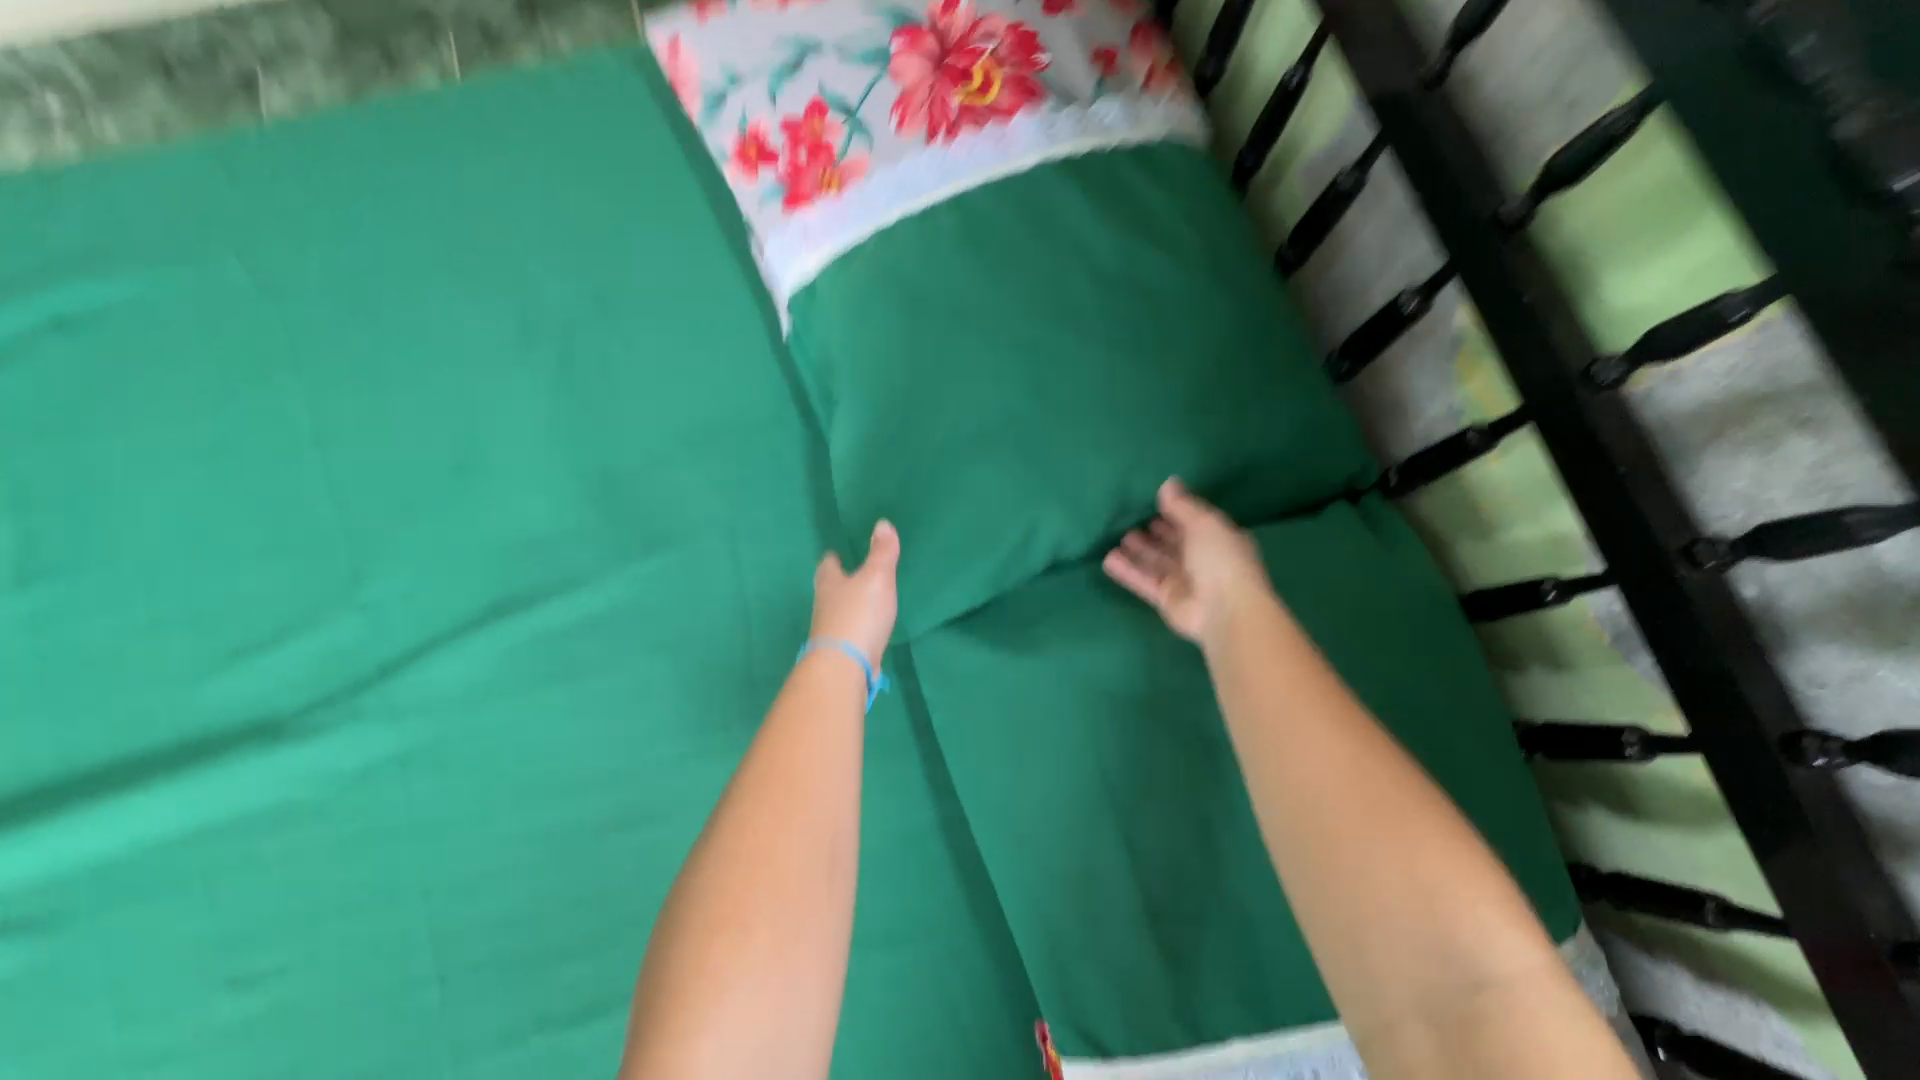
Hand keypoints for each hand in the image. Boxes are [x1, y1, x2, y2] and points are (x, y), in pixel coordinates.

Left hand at [810, 520, 900, 664]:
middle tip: (848, 575)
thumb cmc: (859, 614)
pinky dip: (855, 630)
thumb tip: (882, 523)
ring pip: (837, 613)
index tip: (836, 553)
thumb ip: (882, 553)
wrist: (845, 666)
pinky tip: (867, 632)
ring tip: (861, 602)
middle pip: (828, 589)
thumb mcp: (877, 577)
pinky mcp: (841, 653)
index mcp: (830, 583)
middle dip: (837, 582)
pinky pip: (849, 635)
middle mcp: (824, 606)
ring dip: (846, 607)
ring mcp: (830, 632)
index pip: (827, 565)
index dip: (832, 559)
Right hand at [1102, 478, 1274, 643]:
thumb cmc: (1220, 559)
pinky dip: (1128, 571)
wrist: (1225, 611)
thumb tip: (1168, 483)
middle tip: (1130, 520)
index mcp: (1219, 539)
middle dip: (1155, 533)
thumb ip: (1182, 505)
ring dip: (1139, 551)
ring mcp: (1185, 582)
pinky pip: (1144, 582)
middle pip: (1174, 544)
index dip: (1175, 514)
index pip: (1194, 523)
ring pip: (1157, 563)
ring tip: (1119, 537)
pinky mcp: (1167, 600)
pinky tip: (1108, 560)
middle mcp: (1203, 560)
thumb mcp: (1204, 523)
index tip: (1153, 503)